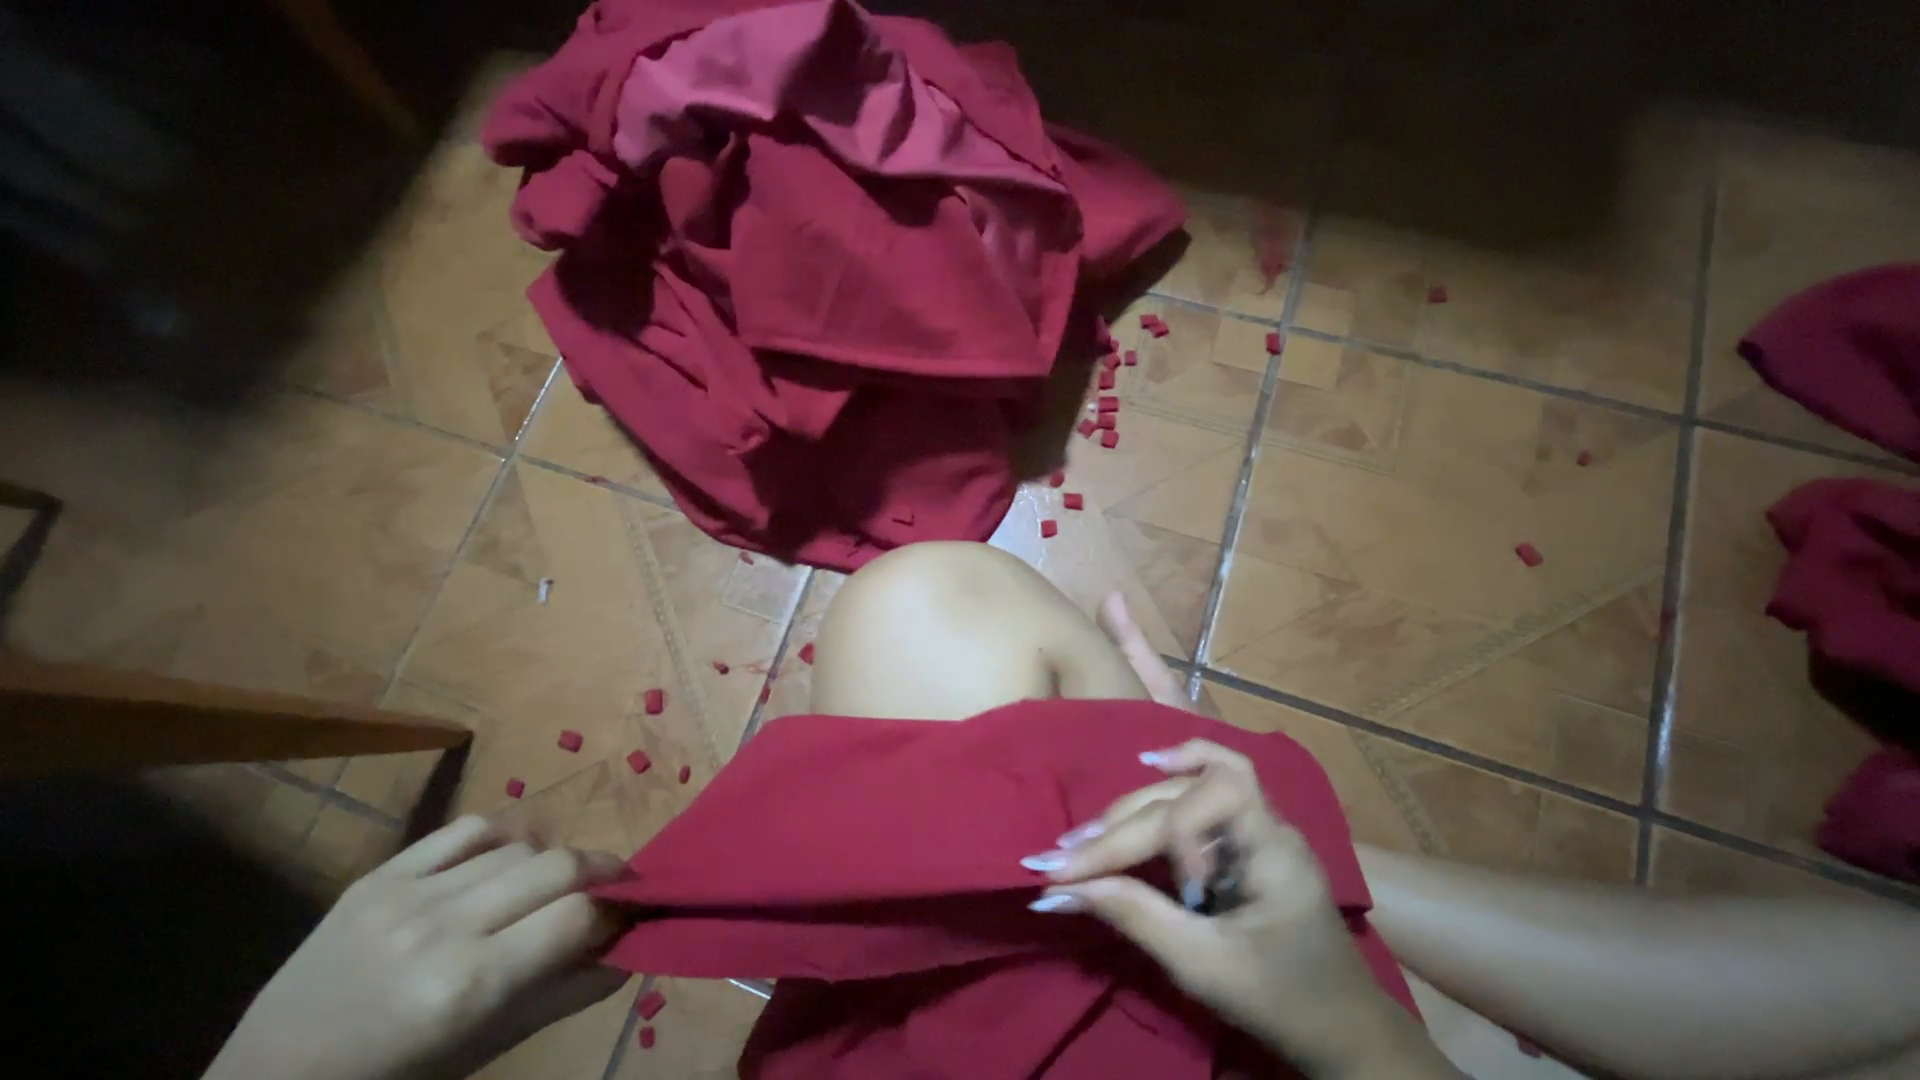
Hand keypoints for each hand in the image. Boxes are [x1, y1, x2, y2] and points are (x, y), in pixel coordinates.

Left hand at [204, 816, 630, 1079]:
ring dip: (553, 860)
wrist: (276, 1076)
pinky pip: (467, 829)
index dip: (618, 907)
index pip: (577, 915)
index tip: (633, 911)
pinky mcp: (380, 872)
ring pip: (518, 845)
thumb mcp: (488, 1048)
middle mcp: (442, 929)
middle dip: (603, 870)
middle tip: (617, 885)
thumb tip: (632, 948)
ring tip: (555, 883)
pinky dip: (505, 835)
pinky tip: (512, 855)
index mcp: (468, 986)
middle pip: (557, 866)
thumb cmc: (396, 1076)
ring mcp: (406, 893)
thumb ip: (567, 995)